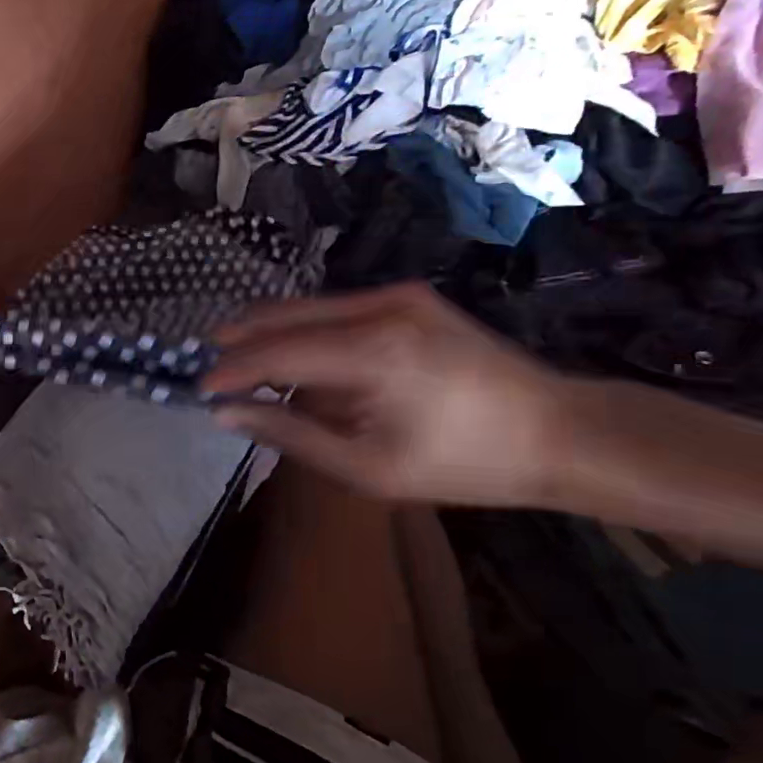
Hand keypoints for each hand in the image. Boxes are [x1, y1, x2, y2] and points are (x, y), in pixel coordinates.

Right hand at [201, 284, 577, 507]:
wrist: (561, 430)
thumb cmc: (466, 464)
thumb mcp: (370, 468)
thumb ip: (291, 433)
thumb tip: (229, 412)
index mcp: (372, 354)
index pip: (277, 351)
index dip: (232, 368)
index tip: (201, 388)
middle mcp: (378, 307)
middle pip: (284, 313)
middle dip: (240, 337)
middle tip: (210, 364)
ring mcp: (394, 293)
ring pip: (306, 304)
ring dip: (269, 331)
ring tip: (243, 361)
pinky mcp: (407, 294)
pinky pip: (334, 306)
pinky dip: (304, 328)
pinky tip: (296, 354)